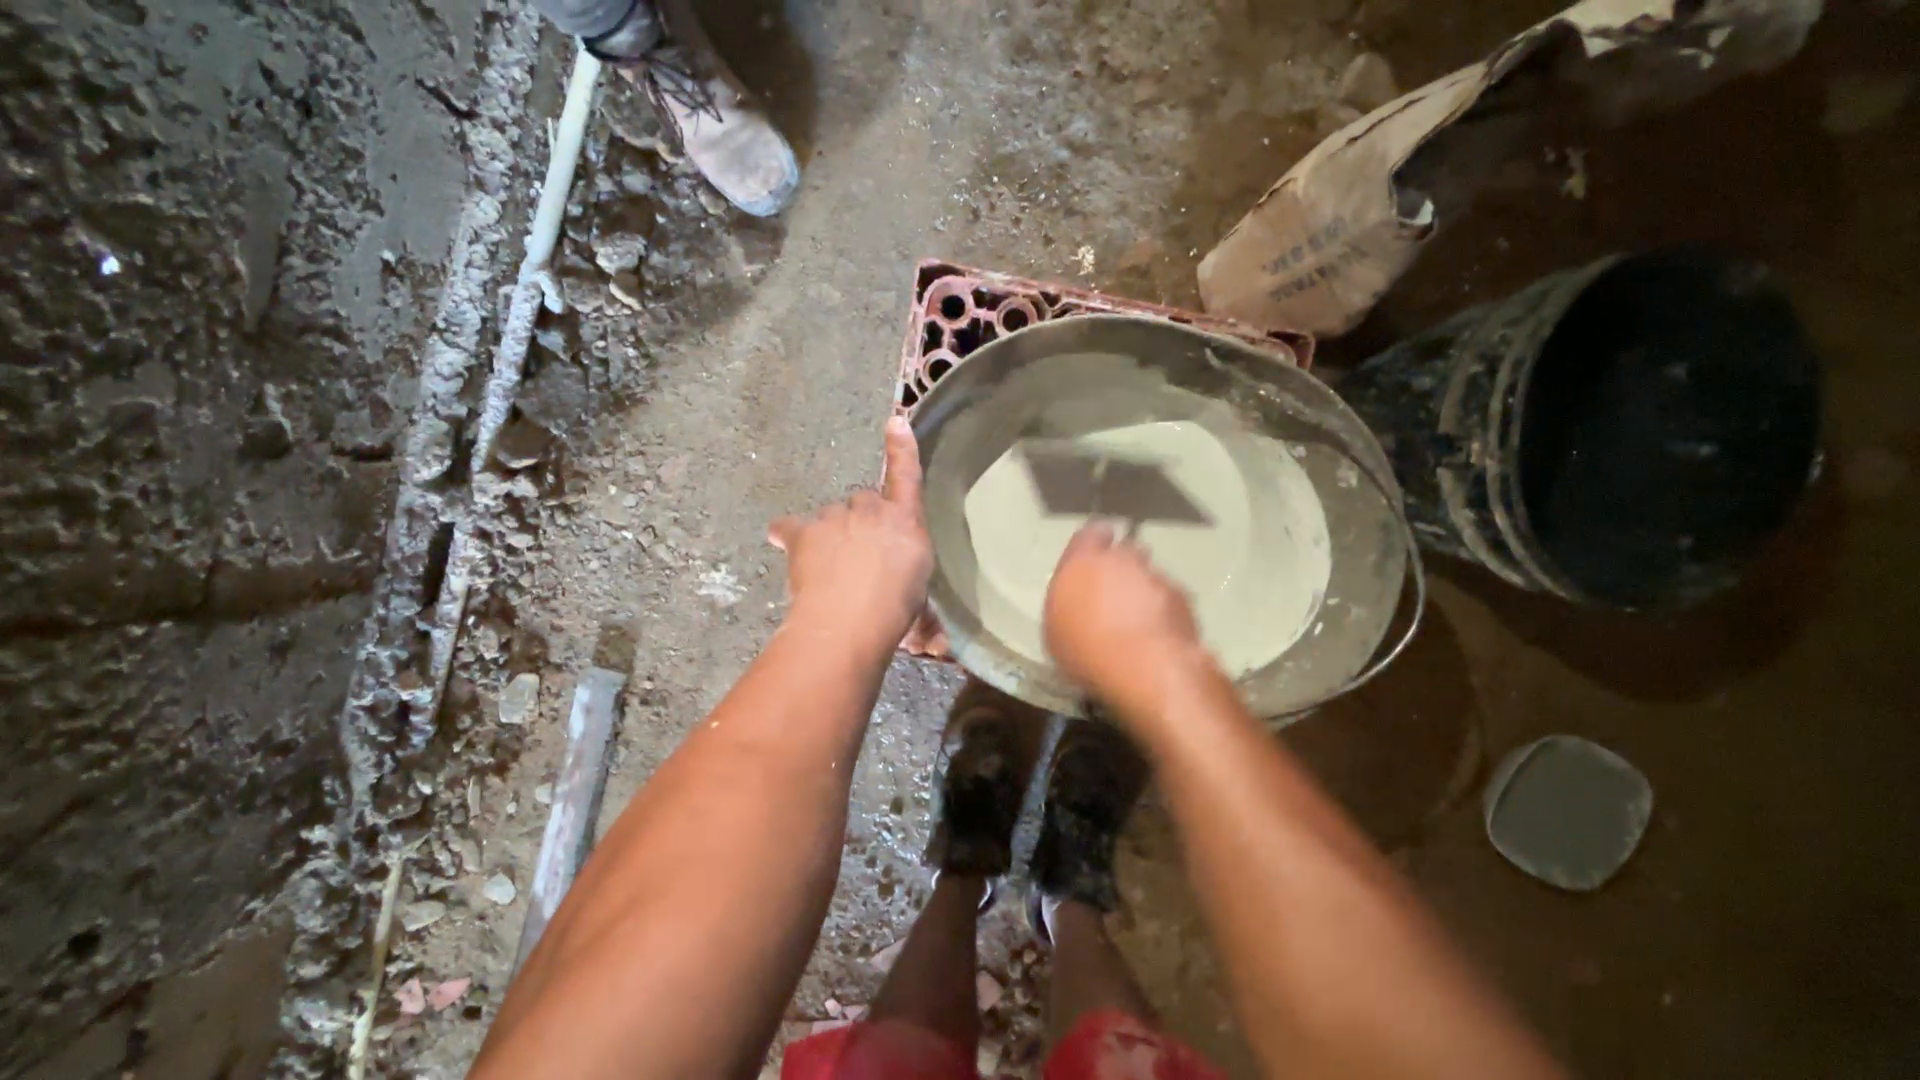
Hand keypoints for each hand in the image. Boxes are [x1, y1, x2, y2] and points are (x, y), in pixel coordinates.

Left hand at [768, 416, 932, 650]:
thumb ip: (925, 620)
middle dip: (862, 524)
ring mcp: (836, 517)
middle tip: (860, 561)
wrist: (849, 621)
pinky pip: (792, 527)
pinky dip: (789, 534)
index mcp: (907, 523)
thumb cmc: (895, 615)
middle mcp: (872, 510)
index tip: (895, 419)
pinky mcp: (805, 532)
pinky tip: (781, 541)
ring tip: (830, 572)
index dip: (901, 448)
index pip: (907, 475)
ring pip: (831, 518)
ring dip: (831, 536)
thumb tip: (937, 648)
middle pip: (864, 502)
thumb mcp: (918, 614)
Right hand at [1043, 523, 1207, 710]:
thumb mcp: (1057, 628)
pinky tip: (1158, 635)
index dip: (1093, 543)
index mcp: (1084, 561)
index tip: (1093, 558)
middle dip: (1121, 568)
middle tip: (1114, 596)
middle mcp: (1123, 559)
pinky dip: (1165, 610)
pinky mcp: (1184, 598)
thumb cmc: (1086, 649)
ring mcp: (1157, 576)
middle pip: (1124, 552)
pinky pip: (1171, 597)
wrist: (1145, 666)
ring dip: (1144, 591)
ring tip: (1138, 622)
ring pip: (1150, 575)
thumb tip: (1081, 598)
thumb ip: (1070, 601)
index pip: (1090, 534)